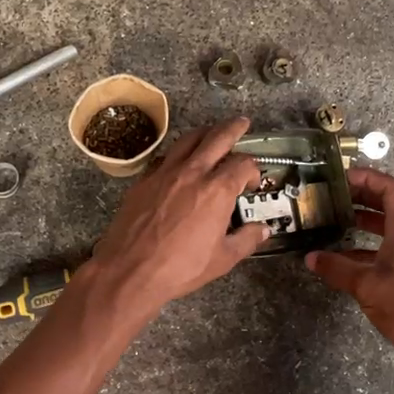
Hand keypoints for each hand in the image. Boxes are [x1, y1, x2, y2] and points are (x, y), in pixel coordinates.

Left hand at [86, 117, 268, 316]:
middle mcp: (193, 173)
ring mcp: (165, 173)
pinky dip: (178, 152)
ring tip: (212, 132)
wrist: (130, 270)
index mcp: (217, 190)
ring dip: (204, 132)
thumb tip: (263, 230)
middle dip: (233, 128)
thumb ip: (247, 240)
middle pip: (217, 138)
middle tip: (241, 123)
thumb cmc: (180, 267)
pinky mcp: (144, 179)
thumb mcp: (223, 259)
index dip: (253, 169)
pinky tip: (180, 160)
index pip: (243, 165)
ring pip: (188, 139)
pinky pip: (165, 156)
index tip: (252, 181)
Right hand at [305, 168, 393, 364]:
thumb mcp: (367, 287)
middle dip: (362, 197)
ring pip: (390, 227)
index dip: (367, 177)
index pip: (390, 188)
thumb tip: (311, 258)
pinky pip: (392, 247)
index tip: (342, 178)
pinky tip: (348, 259)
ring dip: (365, 221)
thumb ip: (338, 269)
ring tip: (336, 223)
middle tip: (333, 197)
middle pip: (389, 204)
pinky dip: (370, 246)